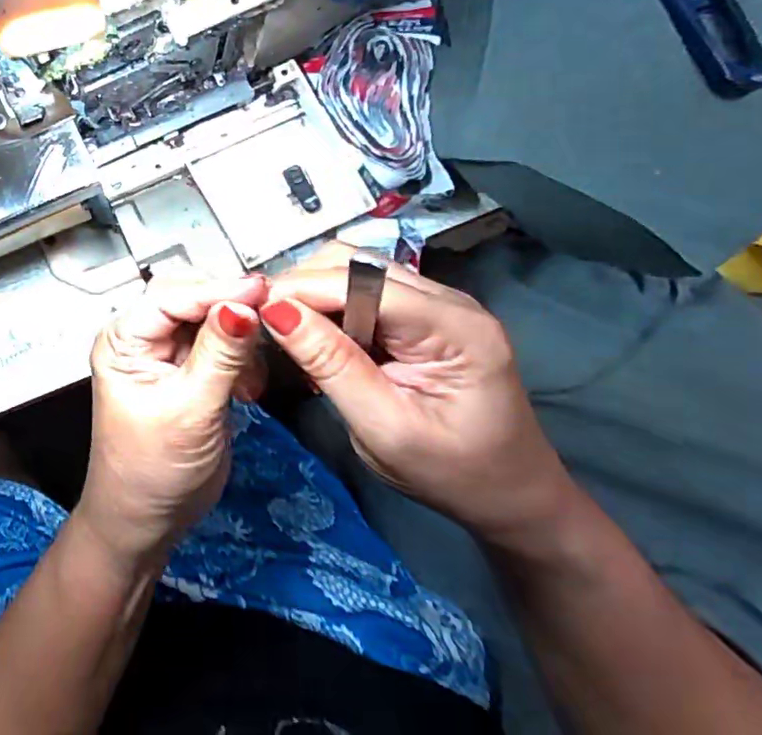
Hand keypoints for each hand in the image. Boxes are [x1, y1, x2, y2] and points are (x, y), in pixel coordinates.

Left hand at [77, 275, 269, 569]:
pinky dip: (242, 356)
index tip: (262, 291)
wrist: (146, 520)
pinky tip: (247, 386)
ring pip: (212, 317)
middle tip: (269, 321)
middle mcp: (141, 336)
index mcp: (122, 340)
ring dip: (240, 337)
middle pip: (192, 298)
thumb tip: (244, 306)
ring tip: (250, 376)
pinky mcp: (189, 367)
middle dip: (231, 309)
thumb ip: (220, 356)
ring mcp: (166, 350)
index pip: (171, 295)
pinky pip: (222, 342)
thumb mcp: (190, 412)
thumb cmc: (150, 473)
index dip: (217, 290)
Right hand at [262, 242, 573, 544]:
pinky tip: (316, 338)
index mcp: (454, 326)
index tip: (251, 311)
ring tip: (286, 334)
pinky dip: (330, 307)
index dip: (302, 288)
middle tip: (263, 326)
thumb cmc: (452, 475)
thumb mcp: (384, 429)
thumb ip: (330, 365)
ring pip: (355, 270)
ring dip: (313, 295)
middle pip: (356, 264)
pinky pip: (364, 291)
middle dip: (302, 287)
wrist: (510, 497)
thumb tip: (275, 311)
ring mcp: (437, 302)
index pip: (362, 280)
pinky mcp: (423, 313)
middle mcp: (448, 298)